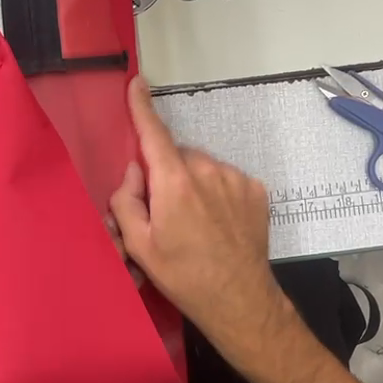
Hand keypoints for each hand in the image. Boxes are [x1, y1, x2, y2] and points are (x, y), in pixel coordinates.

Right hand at [109, 77, 288, 345]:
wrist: (239, 299)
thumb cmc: (183, 276)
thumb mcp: (138, 245)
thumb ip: (126, 200)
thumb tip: (134, 172)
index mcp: (174, 183)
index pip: (152, 133)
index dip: (141, 106)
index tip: (137, 82)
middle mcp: (207, 171)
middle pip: (176, 157)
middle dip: (167, 176)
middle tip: (166, 216)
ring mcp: (236, 179)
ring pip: (202, 168)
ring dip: (193, 185)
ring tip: (196, 225)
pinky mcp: (256, 190)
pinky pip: (226, 179)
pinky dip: (217, 193)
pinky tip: (217, 224)